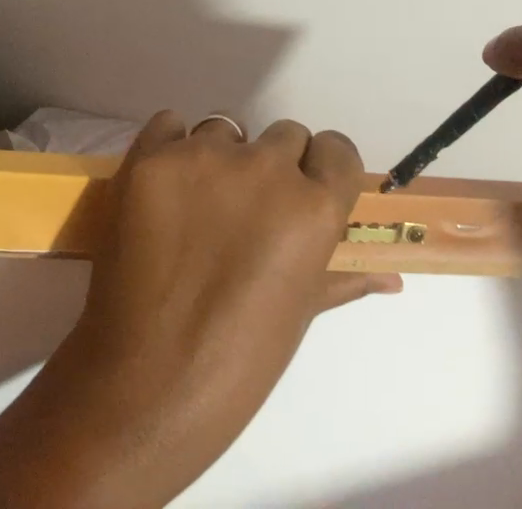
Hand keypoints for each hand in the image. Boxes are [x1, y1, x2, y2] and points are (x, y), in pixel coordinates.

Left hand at [0, 113, 397, 508]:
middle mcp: (264, 171)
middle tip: (235, 214)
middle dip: (265, 166)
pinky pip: (170, 128)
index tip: (298, 197)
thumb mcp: (295, 324)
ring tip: (189, 215)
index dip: (316, 172)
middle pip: (280, 133)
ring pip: (221, 130)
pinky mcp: (146, 162)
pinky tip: (155, 199)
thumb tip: (384, 270)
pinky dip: (169, 153)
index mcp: (314, 211)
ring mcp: (201, 162)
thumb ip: (338, 280)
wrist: (137, 393)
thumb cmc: (232, 370)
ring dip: (213, 161)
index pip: (335, 150)